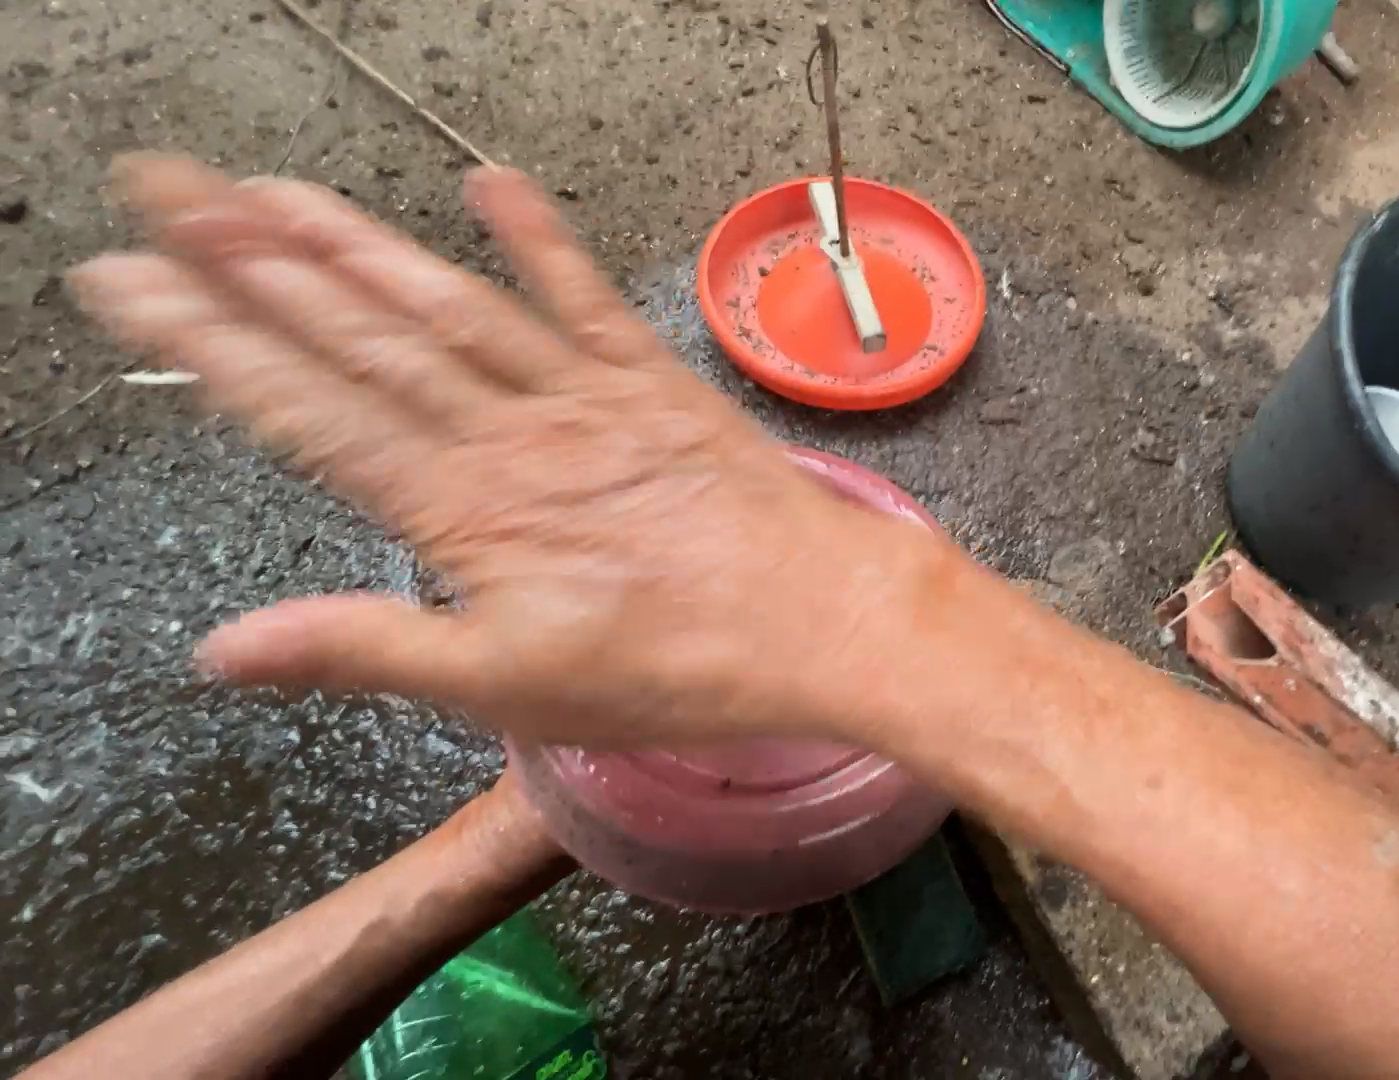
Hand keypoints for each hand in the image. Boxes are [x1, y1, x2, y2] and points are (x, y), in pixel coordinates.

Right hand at [67, 155, 950, 747]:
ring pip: (460, 308)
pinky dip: (544, 242)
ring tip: (275, 186)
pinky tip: (494, 187)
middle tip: (169, 188)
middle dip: (259, 264)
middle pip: (369, 337)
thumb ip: (374, 652)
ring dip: (365, 245)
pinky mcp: (664, 389)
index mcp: (469, 512)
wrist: (818, 620)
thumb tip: (223, 649)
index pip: (310, 413)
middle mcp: (521, 437)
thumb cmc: (681, 668)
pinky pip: (592, 300)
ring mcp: (597, 401)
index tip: (129, 279)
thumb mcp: (517, 688)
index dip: (213, 345)